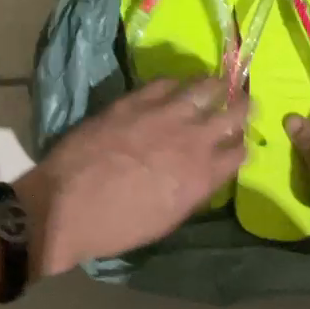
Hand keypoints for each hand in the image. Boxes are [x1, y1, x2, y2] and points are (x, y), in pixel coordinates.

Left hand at [19, 78, 248, 276]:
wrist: (66, 208)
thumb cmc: (119, 226)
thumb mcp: (169, 219)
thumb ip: (195, 191)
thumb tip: (205, 174)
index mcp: (203, 175)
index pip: (240, 151)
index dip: (241, 145)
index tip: (238, 143)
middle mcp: (193, 139)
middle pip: (235, 112)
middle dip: (243, 107)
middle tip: (243, 104)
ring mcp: (165, 114)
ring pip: (206, 87)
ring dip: (215, 87)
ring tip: (216, 86)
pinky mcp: (135, 100)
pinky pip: (167, 82)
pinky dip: (177, 84)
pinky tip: (176, 88)